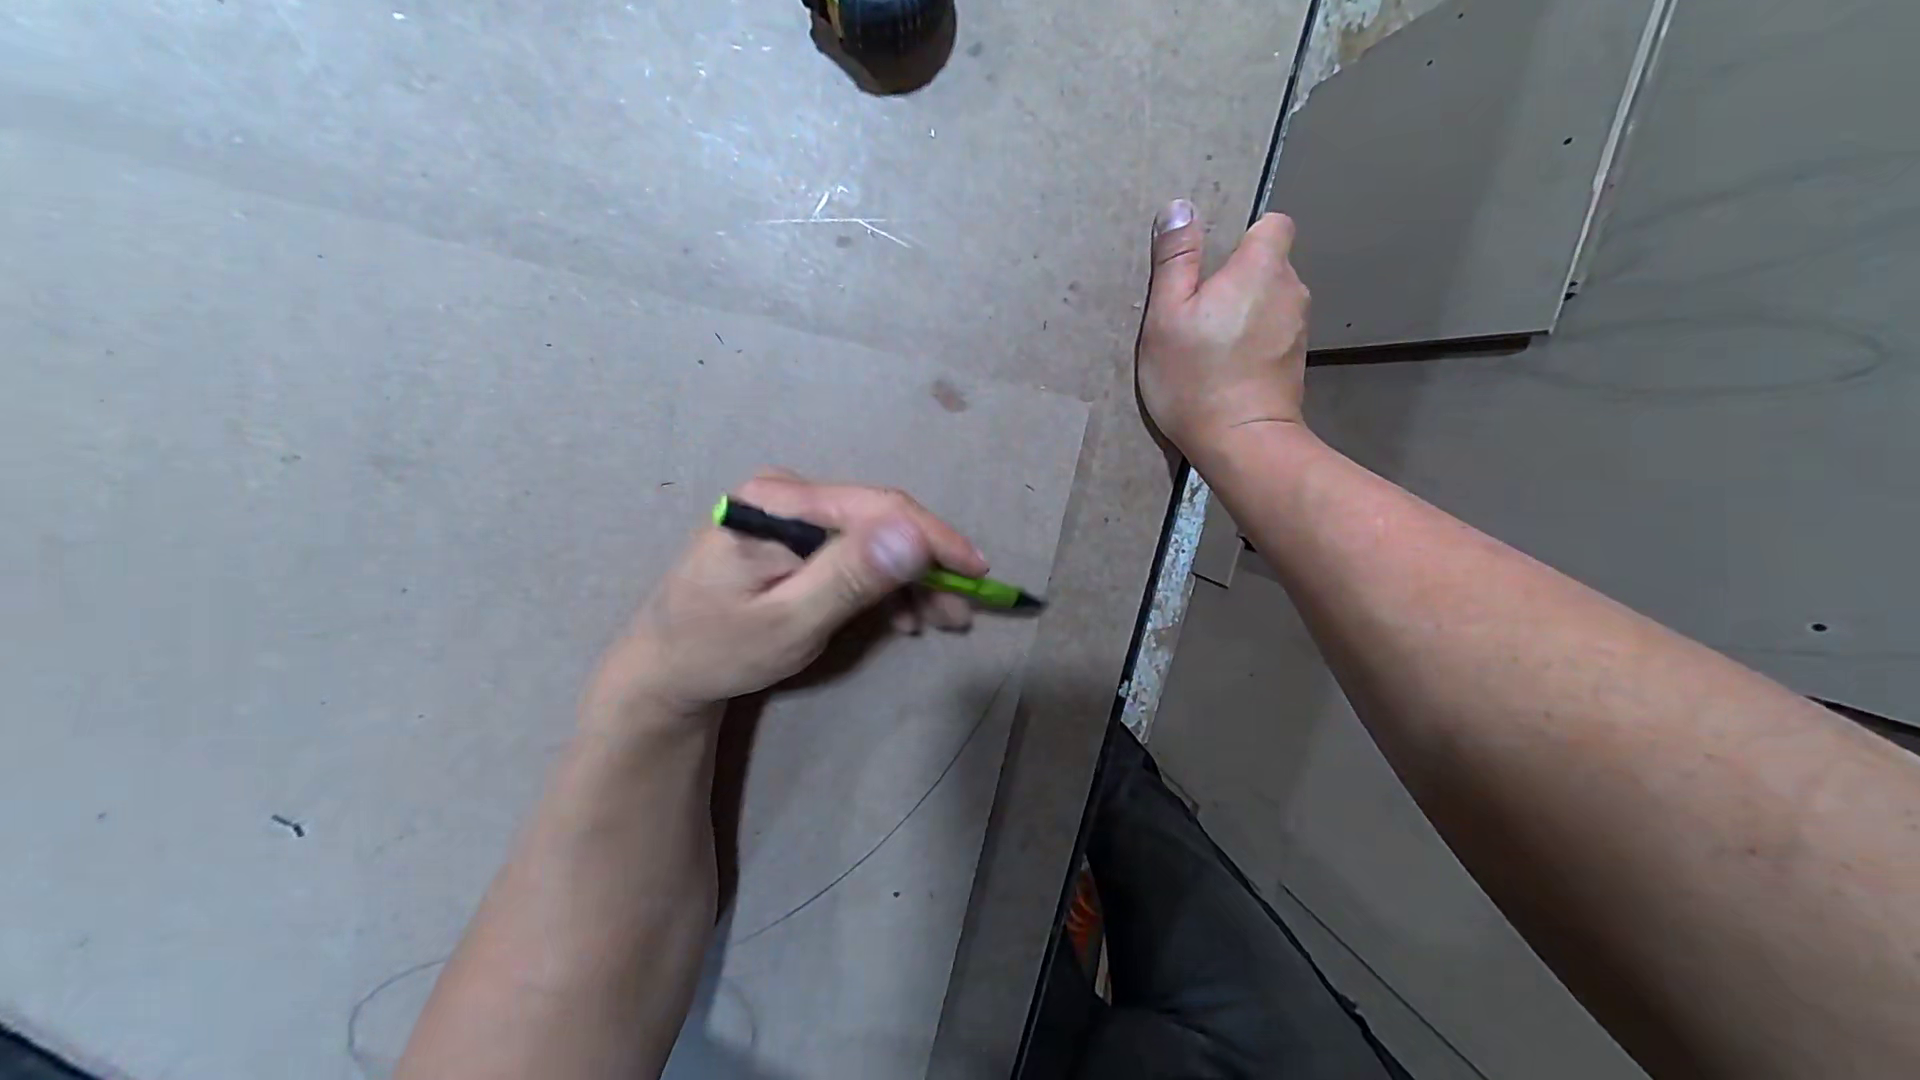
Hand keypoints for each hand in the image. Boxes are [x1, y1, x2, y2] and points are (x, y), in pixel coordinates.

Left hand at [581, 471, 990, 732]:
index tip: (978, 574)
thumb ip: (849, 577)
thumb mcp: (789, 622)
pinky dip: (884, 583)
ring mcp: (790, 514)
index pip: (877, 507)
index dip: (935, 538)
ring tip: (937, 621)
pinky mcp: (795, 537)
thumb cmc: (720, 649)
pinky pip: (855, 551)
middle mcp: (786, 494)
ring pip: (873, 537)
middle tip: (960, 612)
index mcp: (777, 502)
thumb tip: (914, 533)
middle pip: (879, 520)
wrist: (666, 668)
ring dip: (910, 578)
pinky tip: (901, 614)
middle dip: (927, 565)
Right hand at [1135, 200, 1311, 461]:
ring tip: (1211, 345)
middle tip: (1197, 314)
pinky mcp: (1296, 361)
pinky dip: (1254, 340)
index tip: (1211, 268)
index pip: (1273, 224)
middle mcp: (1292, 290)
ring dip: (1246, 311)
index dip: (1243, 237)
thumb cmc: (1195, 377)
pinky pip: (1273, 332)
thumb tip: (1179, 207)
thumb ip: (1176, 260)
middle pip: (1269, 264)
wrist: (1240, 442)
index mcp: (1262, 268)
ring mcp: (1299, 328)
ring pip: (1271, 300)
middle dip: (1237, 278)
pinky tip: (1229, 368)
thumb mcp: (1166, 316)